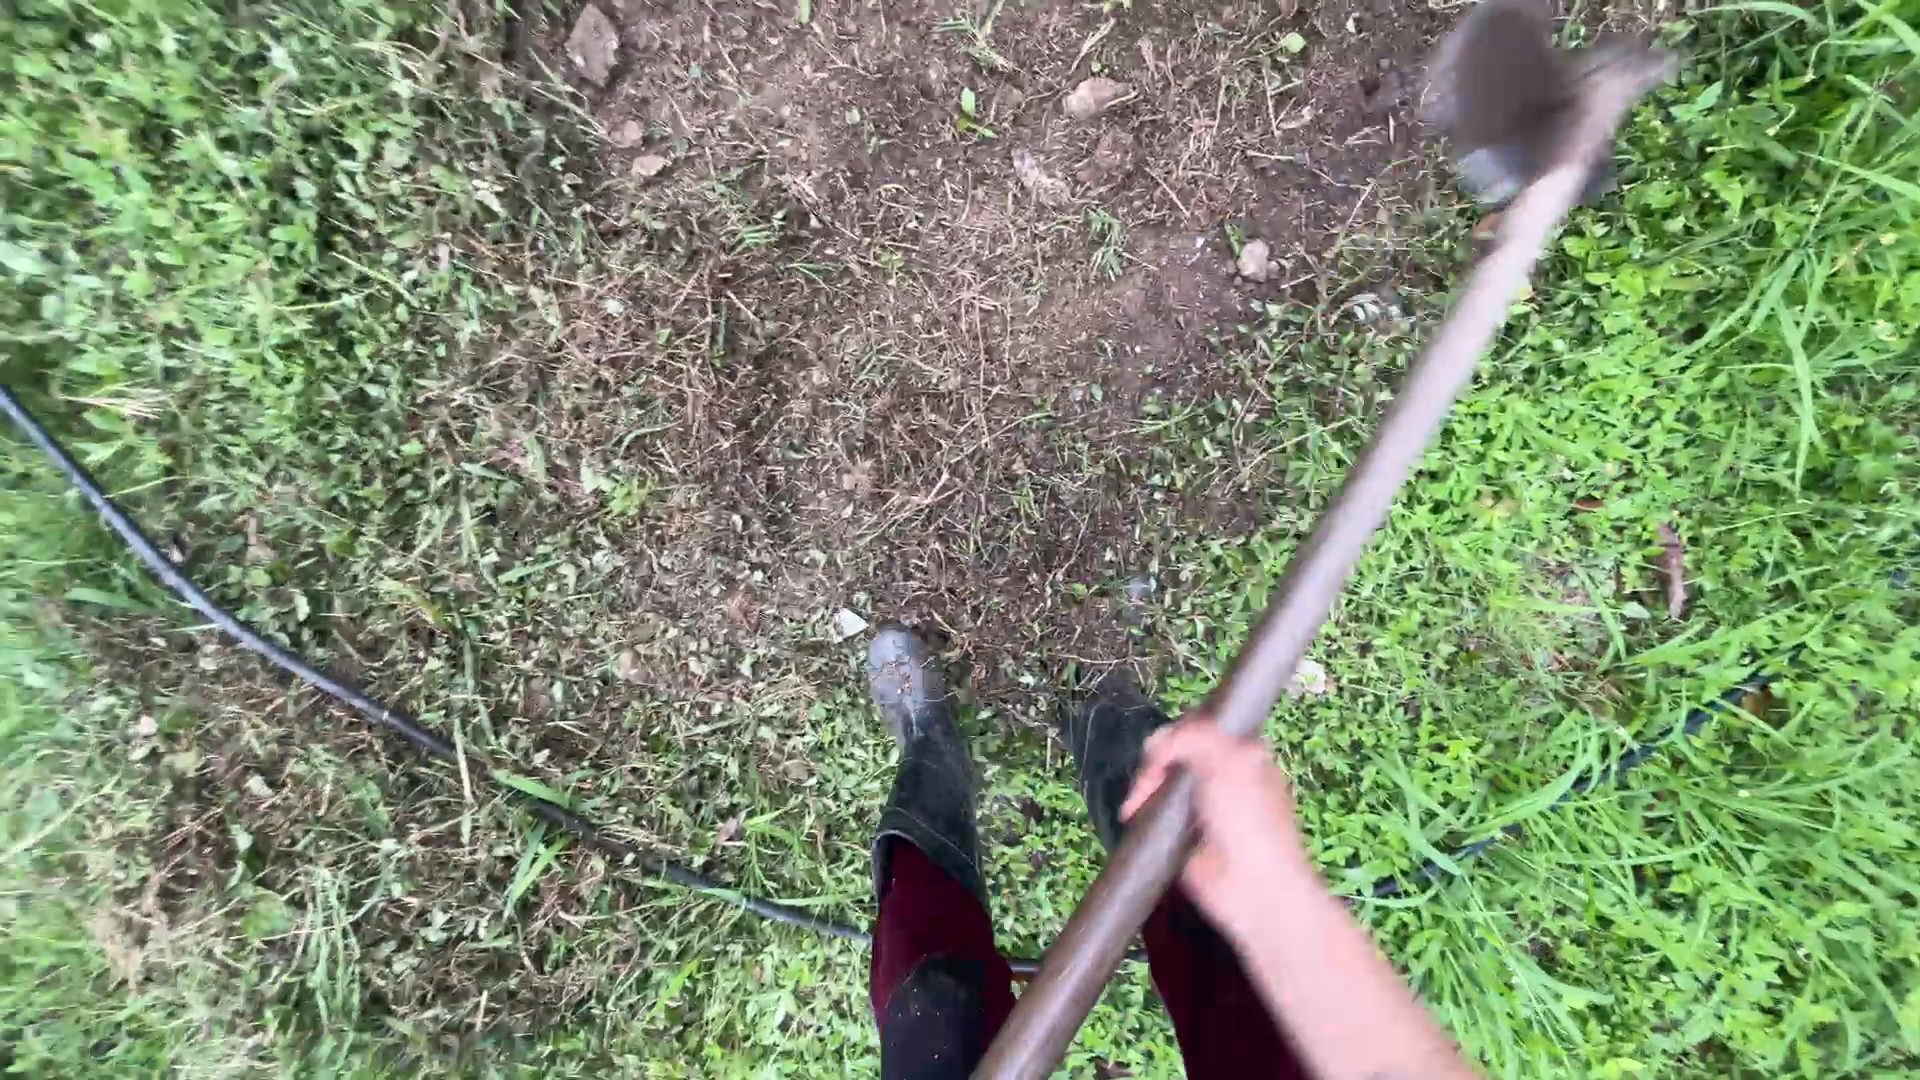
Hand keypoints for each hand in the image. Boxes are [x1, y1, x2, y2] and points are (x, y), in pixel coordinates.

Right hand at [1121, 716, 1315, 941]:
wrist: (1253, 888)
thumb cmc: (1249, 820)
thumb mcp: (1230, 763)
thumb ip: (1194, 737)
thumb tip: (1160, 742)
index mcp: (1242, 752)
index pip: (1200, 724)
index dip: (1178, 729)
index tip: (1162, 744)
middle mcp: (1220, 772)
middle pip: (1174, 749)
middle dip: (1155, 758)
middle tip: (1150, 775)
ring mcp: (1199, 801)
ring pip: (1159, 775)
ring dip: (1144, 783)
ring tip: (1136, 802)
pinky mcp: (1180, 827)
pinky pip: (1153, 804)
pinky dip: (1139, 804)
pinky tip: (1132, 812)